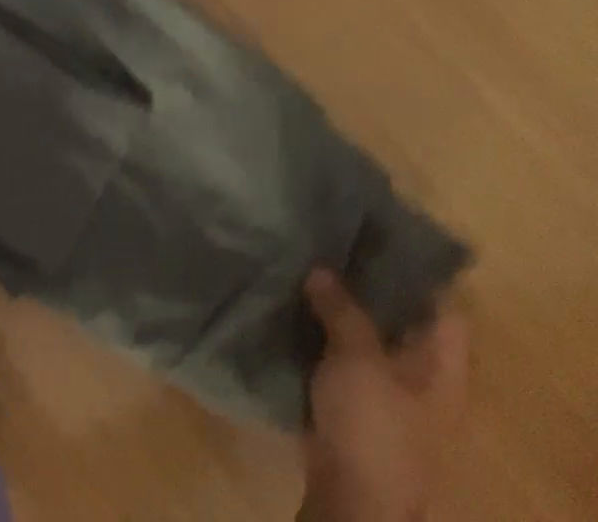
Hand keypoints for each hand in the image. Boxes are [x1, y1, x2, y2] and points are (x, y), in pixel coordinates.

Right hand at [299, 270, 469, 521]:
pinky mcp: (349, 398)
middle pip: (395, 318)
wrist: (354, 490)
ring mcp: (384, 387)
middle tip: (319, 245)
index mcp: (442, 363)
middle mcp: (420, 371)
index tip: (369, 235)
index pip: (438, 305)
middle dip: (360, 285)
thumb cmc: (374, 424)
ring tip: (294, 269)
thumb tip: (322, 267)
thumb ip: (344, 313)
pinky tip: (284, 311)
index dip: (410, 270)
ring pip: (359, 335)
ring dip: (331, 309)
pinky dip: (313, 334)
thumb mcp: (360, 362)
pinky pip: (333, 355)